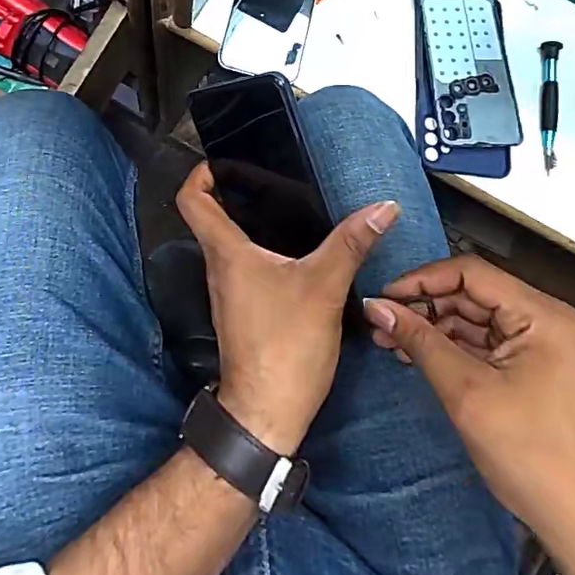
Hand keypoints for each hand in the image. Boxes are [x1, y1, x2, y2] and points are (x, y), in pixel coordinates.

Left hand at [175, 163, 396, 454]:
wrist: (267, 412)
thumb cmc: (285, 346)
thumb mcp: (324, 287)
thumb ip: (351, 243)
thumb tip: (383, 207)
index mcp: (226, 253)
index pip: (191, 201)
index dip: (199, 174)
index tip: (222, 162)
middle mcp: (219, 267)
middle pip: (209, 217)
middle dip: (231, 192)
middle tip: (265, 177)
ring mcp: (228, 290)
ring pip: (226, 243)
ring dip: (246, 220)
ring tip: (282, 205)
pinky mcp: (241, 309)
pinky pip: (242, 265)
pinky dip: (259, 248)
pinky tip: (291, 250)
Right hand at [364, 256, 574, 574]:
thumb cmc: (538, 461)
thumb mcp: (467, 393)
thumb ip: (420, 341)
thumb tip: (379, 307)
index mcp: (543, 316)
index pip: (471, 272)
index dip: (422, 280)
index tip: (386, 295)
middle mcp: (547, 321)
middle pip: (472, 294)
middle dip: (424, 306)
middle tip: (383, 321)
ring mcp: (542, 345)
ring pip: (475, 318)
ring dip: (433, 327)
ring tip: (393, 340)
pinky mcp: (534, 368)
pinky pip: (485, 342)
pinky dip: (451, 347)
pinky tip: (420, 355)